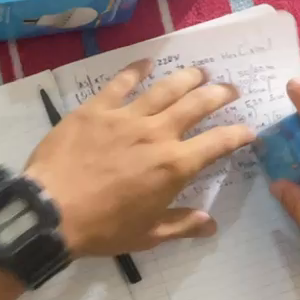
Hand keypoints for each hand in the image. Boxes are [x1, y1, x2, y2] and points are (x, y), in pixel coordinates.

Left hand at [26, 61, 254, 256]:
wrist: (51, 210)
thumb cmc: (101, 228)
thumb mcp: (146, 236)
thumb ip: (181, 226)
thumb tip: (210, 224)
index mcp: (174, 166)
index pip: (218, 144)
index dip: (238, 135)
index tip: (249, 131)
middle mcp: (157, 134)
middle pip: (197, 105)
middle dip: (219, 94)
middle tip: (231, 89)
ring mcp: (125, 117)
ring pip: (164, 88)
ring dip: (187, 77)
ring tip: (200, 71)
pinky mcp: (96, 109)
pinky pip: (120, 83)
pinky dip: (136, 70)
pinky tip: (146, 63)